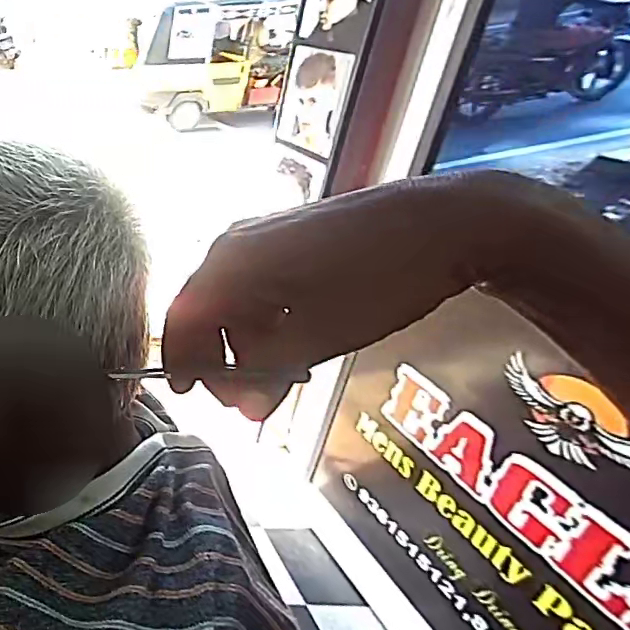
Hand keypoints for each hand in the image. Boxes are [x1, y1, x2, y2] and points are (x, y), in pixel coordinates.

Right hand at [161, 172, 556, 418]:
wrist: (448, 220)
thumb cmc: (379, 279)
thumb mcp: (319, 337)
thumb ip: (269, 374)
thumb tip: (247, 409)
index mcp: (229, 266)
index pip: (184, 320)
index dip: (180, 360)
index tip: (186, 392)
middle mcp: (232, 246)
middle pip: (200, 309)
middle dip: (212, 355)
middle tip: (235, 394)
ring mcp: (257, 237)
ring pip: (226, 298)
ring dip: (237, 339)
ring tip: (265, 374)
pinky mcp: (283, 236)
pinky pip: (249, 283)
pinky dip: (256, 317)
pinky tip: (282, 340)